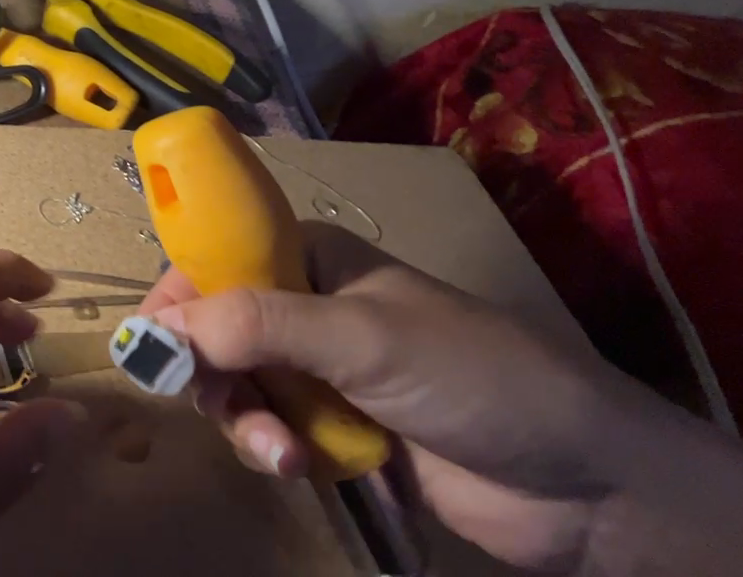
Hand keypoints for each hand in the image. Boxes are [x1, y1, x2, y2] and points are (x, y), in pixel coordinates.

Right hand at [142, 221, 742, 574]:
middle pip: (209, 328)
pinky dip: (269, 447)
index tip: (150, 344)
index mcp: (305, 257)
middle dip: (206, 371)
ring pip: (232, 383)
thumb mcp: (358, 336)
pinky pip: (265, 428)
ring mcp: (314, 368)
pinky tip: (297, 466)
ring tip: (278, 451)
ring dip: (241, 418)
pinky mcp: (329, 424)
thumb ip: (255, 325)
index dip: (173, 298)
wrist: (591, 485)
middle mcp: (299, 305)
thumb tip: (157, 330)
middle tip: (208, 401)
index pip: (209, 260)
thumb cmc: (471, 376)